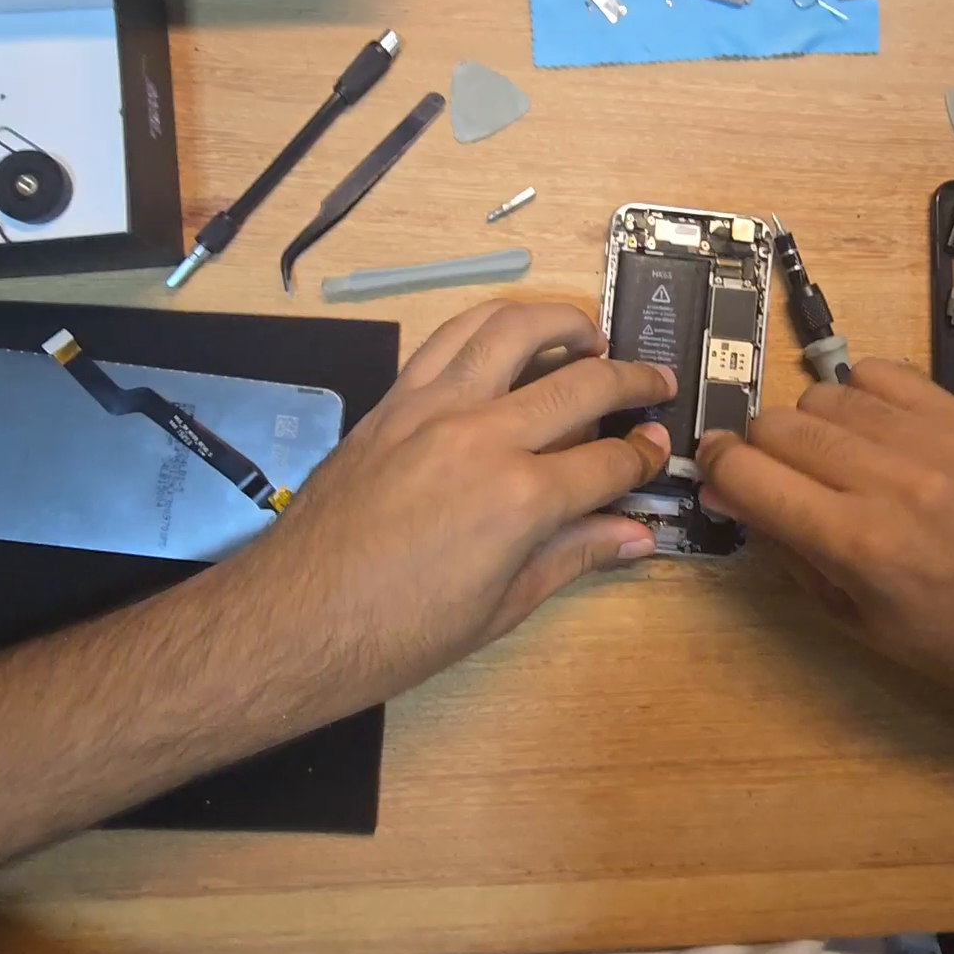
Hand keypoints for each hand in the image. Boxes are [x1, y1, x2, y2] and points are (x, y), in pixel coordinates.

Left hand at [233, 300, 673, 707]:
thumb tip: (640, 535)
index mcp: (522, 499)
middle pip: (581, 382)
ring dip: (562, 320)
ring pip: (511, 328)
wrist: (294, 618)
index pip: (609, 462)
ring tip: (588, 333)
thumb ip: (576, 554)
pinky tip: (509, 338)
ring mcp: (434, 406)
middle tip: (655, 381)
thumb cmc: (401, 633)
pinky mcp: (394, 398)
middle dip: (633, 378)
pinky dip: (491, 323)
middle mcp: (485, 434)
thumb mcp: (502, 607)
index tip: (659, 449)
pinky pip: (449, 337)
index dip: (645, 456)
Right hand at [696, 360, 953, 742]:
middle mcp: (890, 480)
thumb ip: (779, 542)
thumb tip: (720, 488)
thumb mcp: (848, 616)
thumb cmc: (950, 643)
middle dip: (755, 450)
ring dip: (806, 425)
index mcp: (856, 543)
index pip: (745, 472)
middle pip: (774, 424)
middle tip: (776, 480)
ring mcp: (933, 440)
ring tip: (831, 460)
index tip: (713, 472)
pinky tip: (869, 431)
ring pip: (820, 393)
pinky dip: (856, 395)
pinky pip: (878, 372)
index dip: (713, 466)